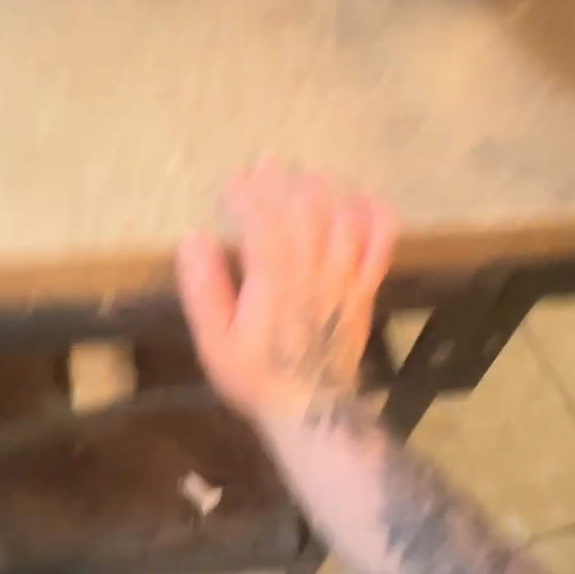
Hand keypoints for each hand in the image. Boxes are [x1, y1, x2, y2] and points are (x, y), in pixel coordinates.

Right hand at [176, 163, 396, 430]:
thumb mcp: (215, 341)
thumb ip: (204, 289)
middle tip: (268, 163)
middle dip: (285, 181)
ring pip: (341, 220)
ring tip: (310, 173)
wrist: (312, 409)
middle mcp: (313, 272)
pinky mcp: (365, 289)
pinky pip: (380, 246)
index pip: (263, 222)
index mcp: (274, 282)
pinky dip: (376, 217)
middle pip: (304, 211)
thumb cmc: (256, 376)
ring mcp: (345, 279)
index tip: (234, 180)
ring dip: (325, 190)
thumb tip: (194, 238)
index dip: (249, 195)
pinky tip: (364, 197)